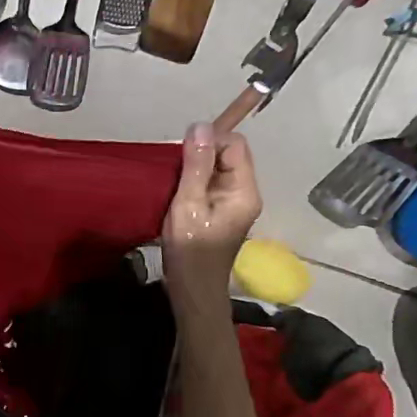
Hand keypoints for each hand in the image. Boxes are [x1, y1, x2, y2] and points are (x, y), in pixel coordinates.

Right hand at [162, 123, 260, 305]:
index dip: (210, 140)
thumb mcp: (188, 204)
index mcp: (244, 190)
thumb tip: (200, 125)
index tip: (181, 154)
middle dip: (200, 154)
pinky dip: (192, 182)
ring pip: (216, 169)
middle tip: (173, 169)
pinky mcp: (220, 212)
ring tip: (172, 181)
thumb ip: (196, 165)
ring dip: (194, 169)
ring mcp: (233, 203)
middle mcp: (245, 193)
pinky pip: (209, 184)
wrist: (193, 291)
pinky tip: (175, 193)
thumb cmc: (190, 251)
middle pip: (228, 155)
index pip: (235, 144)